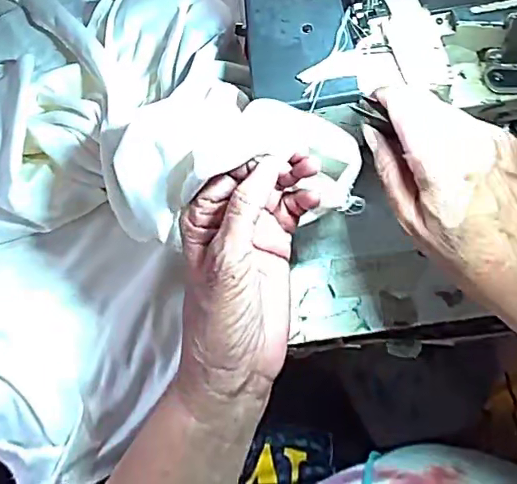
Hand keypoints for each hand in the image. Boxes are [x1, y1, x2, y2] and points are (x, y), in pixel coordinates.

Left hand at [176, 154, 320, 411]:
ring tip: (310, 167)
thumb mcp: (226, 259)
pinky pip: (291, 213)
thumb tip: (260, 168)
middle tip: (297, 154)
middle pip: (253, 177)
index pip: (225, 173)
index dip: (248, 156)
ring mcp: (253, 232)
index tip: (271, 144)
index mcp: (203, 218)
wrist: (238, 371)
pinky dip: (303, 201)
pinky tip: (313, 197)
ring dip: (293, 177)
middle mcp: (228, 220)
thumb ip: (243, 210)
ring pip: (275, 191)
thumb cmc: (215, 323)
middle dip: (275, 162)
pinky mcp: (275, 245)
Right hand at [362, 85, 516, 323]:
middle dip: (401, 109)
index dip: (381, 97)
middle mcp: (467, 140)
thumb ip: (388, 168)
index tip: (372, 102)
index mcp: (439, 161)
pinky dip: (450, 131)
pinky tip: (451, 161)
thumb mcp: (411, 218)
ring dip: (425, 120)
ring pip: (442, 106)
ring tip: (423, 155)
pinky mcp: (502, 138)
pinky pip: (464, 120)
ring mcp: (489, 136)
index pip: (402, 101)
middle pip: (421, 98)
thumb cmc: (472, 254)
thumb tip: (374, 137)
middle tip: (391, 132)